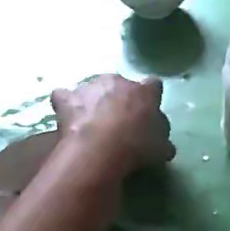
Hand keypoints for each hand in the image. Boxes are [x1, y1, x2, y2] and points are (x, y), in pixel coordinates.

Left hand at [51, 74, 173, 173]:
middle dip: (118, 98)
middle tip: (117, 121)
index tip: (146, 111)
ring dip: (92, 100)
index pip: (153, 86)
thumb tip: (165, 147)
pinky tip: (66, 117)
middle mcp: (118, 81)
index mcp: (145, 91)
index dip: (150, 98)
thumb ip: (162, 143)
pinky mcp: (67, 98)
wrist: (102, 148)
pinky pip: (64, 96)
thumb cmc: (137, 146)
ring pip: (92, 88)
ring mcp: (90, 87)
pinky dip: (64, 104)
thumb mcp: (160, 149)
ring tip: (90, 122)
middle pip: (119, 84)